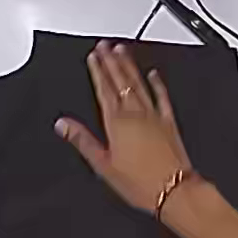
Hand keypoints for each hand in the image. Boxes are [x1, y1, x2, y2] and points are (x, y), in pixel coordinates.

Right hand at [56, 41, 195, 214]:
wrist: (175, 191)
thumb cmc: (139, 182)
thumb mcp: (102, 164)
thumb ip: (82, 140)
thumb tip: (63, 124)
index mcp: (117, 122)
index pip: (104, 89)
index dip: (97, 71)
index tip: (93, 56)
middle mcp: (135, 114)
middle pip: (120, 81)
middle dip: (111, 61)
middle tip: (105, 45)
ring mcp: (154, 116)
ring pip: (138, 84)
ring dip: (129, 66)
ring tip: (122, 51)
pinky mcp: (169, 122)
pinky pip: (162, 97)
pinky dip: (157, 84)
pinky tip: (153, 74)